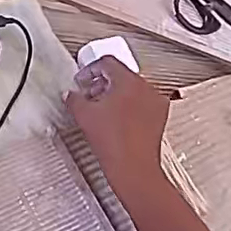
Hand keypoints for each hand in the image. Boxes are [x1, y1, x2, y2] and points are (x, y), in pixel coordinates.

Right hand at [66, 56, 169, 196]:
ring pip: (132, 89)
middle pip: (120, 75)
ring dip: (115, 95)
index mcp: (128, 81)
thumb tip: (71, 95)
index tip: (83, 79)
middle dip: (102, 84)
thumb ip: (73, 98)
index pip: (107, 63)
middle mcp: (146, 88)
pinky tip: (116, 121)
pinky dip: (128, 107)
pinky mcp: (159, 117)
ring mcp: (155, 103)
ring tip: (101, 110)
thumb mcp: (83, 114)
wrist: (133, 167)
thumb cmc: (114, 143)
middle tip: (89, 94)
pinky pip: (141, 104)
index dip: (90, 69)